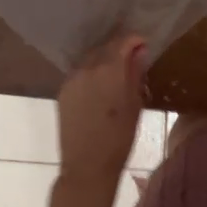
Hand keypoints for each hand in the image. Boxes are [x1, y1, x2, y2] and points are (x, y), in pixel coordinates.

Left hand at [57, 32, 147, 183]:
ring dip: (103, 59)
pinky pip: (79, 72)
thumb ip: (135, 74)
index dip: (134, 40)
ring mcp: (72, 78)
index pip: (122, 41)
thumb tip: (139, 51)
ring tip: (115, 72)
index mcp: (109, 69)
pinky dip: (91, 72)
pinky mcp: (62, 90)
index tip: (144, 45)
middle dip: (118, 48)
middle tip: (132, 58)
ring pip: (90, 58)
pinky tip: (98, 86)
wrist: (87, 166)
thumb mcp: (135, 105)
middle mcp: (87, 67)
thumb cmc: (119, 138)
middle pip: (105, 47)